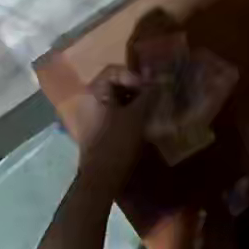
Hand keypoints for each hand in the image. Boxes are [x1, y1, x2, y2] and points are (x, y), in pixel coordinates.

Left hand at [73, 65, 157, 198]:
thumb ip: (147, 95)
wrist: (102, 177)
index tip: (148, 88)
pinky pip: (115, 114)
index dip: (134, 76)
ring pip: (116, 100)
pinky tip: (143, 122)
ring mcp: (93, 116)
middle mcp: (90, 100)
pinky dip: (129, 114)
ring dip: (134, 101)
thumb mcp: (136, 116)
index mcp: (95, 93)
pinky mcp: (99, 130)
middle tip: (154, 96)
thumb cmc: (118, 143)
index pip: (114, 71)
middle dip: (136, 88)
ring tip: (151, 109)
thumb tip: (158, 80)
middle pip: (115, 85)